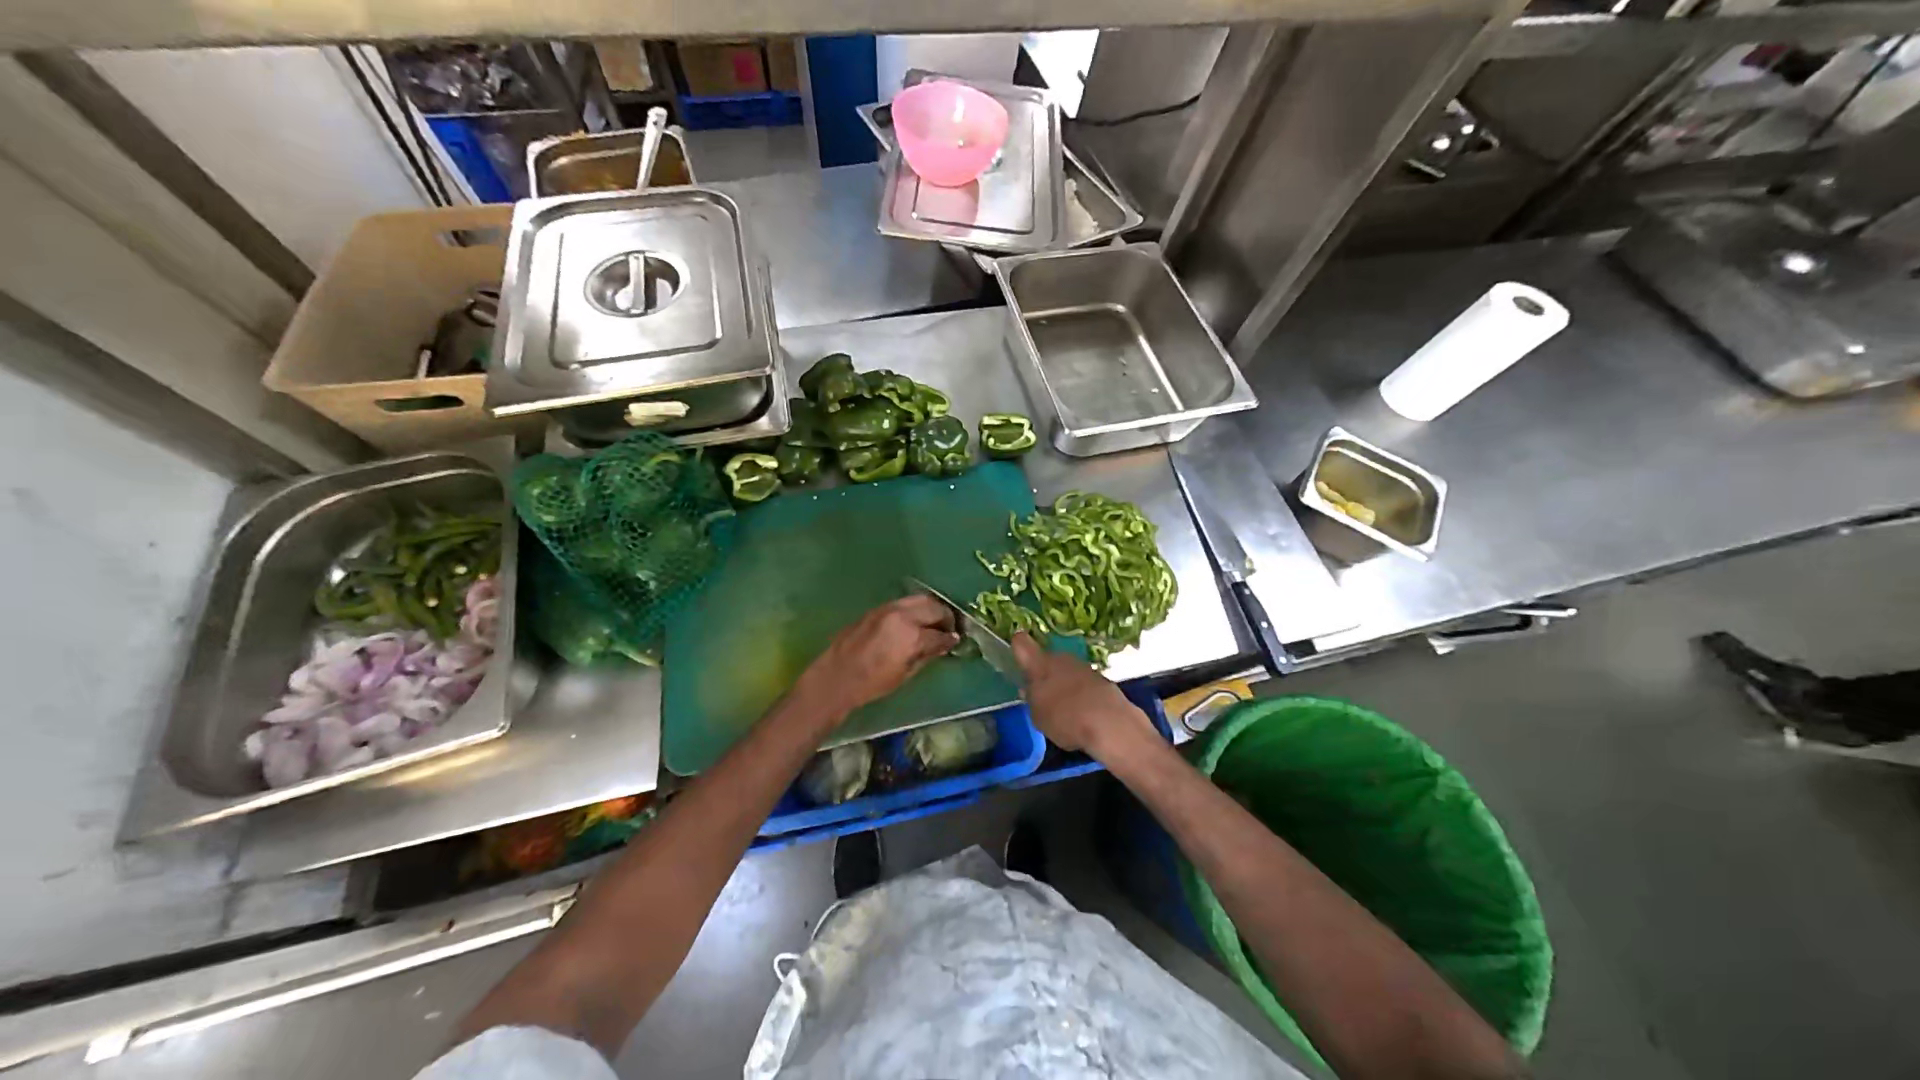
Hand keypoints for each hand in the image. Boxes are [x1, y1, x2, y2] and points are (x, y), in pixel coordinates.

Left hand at [796, 595, 958, 718]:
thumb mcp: (905, 674)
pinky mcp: (877, 608)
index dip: (951, 639)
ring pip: (920, 599)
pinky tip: (916, 620)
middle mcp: (902, 616)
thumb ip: (927, 656)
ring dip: (931, 608)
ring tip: (935, 621)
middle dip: (946, 617)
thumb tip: (943, 646)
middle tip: (950, 628)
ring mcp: (888, 609)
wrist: (837, 676)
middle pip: (934, 608)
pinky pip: (904, 602)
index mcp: (912, 637)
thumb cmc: (872, 683)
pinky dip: (915, 608)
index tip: (956, 641)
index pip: (940, 634)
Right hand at [1012, 632, 1156, 760]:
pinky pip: (1082, 683)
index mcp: (1039, 663)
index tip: (1015, 657)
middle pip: (1046, 659)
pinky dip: (1079, 693)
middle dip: (1042, 673)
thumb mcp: (1037, 715)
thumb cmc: (1064, 717)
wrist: (1110, 723)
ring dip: (1062, 683)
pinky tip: (1081, 712)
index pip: (1022, 643)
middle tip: (1040, 694)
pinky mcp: (1101, 679)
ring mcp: (1083, 667)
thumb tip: (1029, 689)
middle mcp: (1061, 658)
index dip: (1017, 647)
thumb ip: (1031, 699)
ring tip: (1062, 708)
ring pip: (1066, 670)